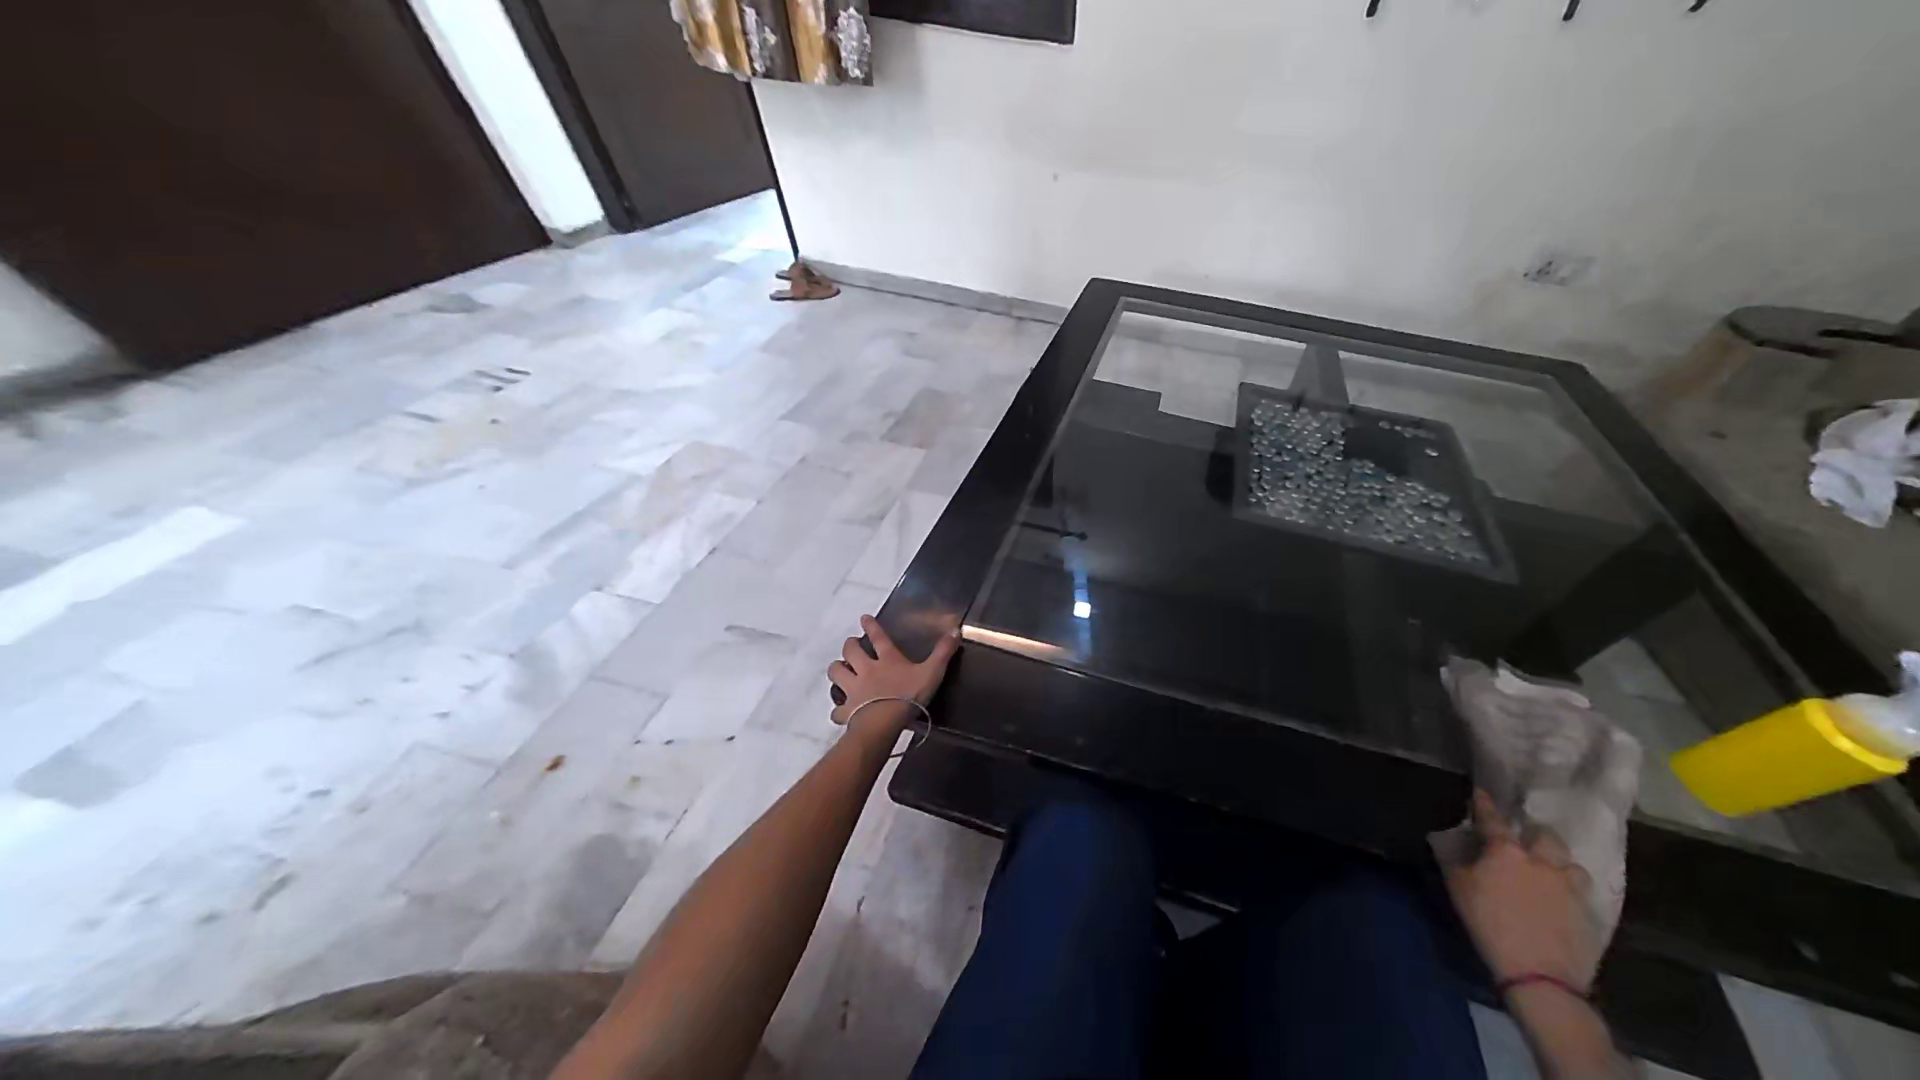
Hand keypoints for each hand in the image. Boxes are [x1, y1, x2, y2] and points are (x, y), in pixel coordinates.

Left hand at [826, 616, 959, 734]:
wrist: (885, 721)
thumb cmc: (910, 695)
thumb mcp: (932, 672)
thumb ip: (943, 652)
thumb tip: (955, 630)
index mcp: (887, 659)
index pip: (878, 637)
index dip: (871, 626)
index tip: (864, 618)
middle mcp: (866, 669)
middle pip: (850, 651)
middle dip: (849, 646)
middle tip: (851, 645)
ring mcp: (853, 689)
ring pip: (837, 673)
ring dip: (837, 670)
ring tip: (840, 670)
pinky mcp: (847, 710)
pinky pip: (837, 709)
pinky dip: (838, 710)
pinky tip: (840, 712)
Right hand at [1437, 790, 1601, 994]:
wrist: (1539, 972)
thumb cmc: (1488, 923)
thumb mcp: (1458, 888)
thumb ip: (1453, 860)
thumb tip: (1448, 841)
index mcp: (1506, 852)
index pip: (1492, 819)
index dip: (1484, 804)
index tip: (1481, 792)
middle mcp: (1542, 861)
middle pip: (1545, 836)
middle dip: (1535, 833)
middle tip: (1526, 837)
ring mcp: (1569, 886)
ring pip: (1570, 863)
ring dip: (1559, 862)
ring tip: (1550, 869)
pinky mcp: (1588, 911)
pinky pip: (1582, 890)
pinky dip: (1570, 888)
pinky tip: (1562, 897)